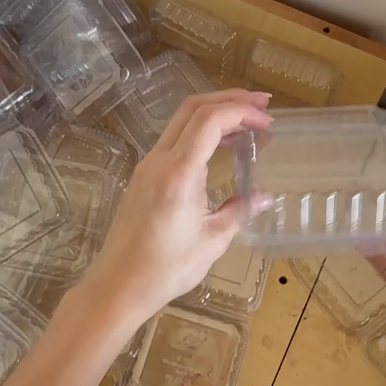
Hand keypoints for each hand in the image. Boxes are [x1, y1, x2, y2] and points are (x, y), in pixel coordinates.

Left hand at [72, 91, 272, 334]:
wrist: (118, 285)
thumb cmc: (166, 268)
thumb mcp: (212, 240)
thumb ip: (240, 210)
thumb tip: (267, 198)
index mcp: (178, 172)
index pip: (210, 120)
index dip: (241, 111)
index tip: (267, 121)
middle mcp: (159, 159)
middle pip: (193, 108)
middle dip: (229, 100)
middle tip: (262, 105)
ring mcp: (148, 165)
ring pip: (181, 121)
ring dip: (214, 114)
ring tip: (247, 123)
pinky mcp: (143, 176)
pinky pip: (174, 140)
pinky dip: (200, 132)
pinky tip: (220, 147)